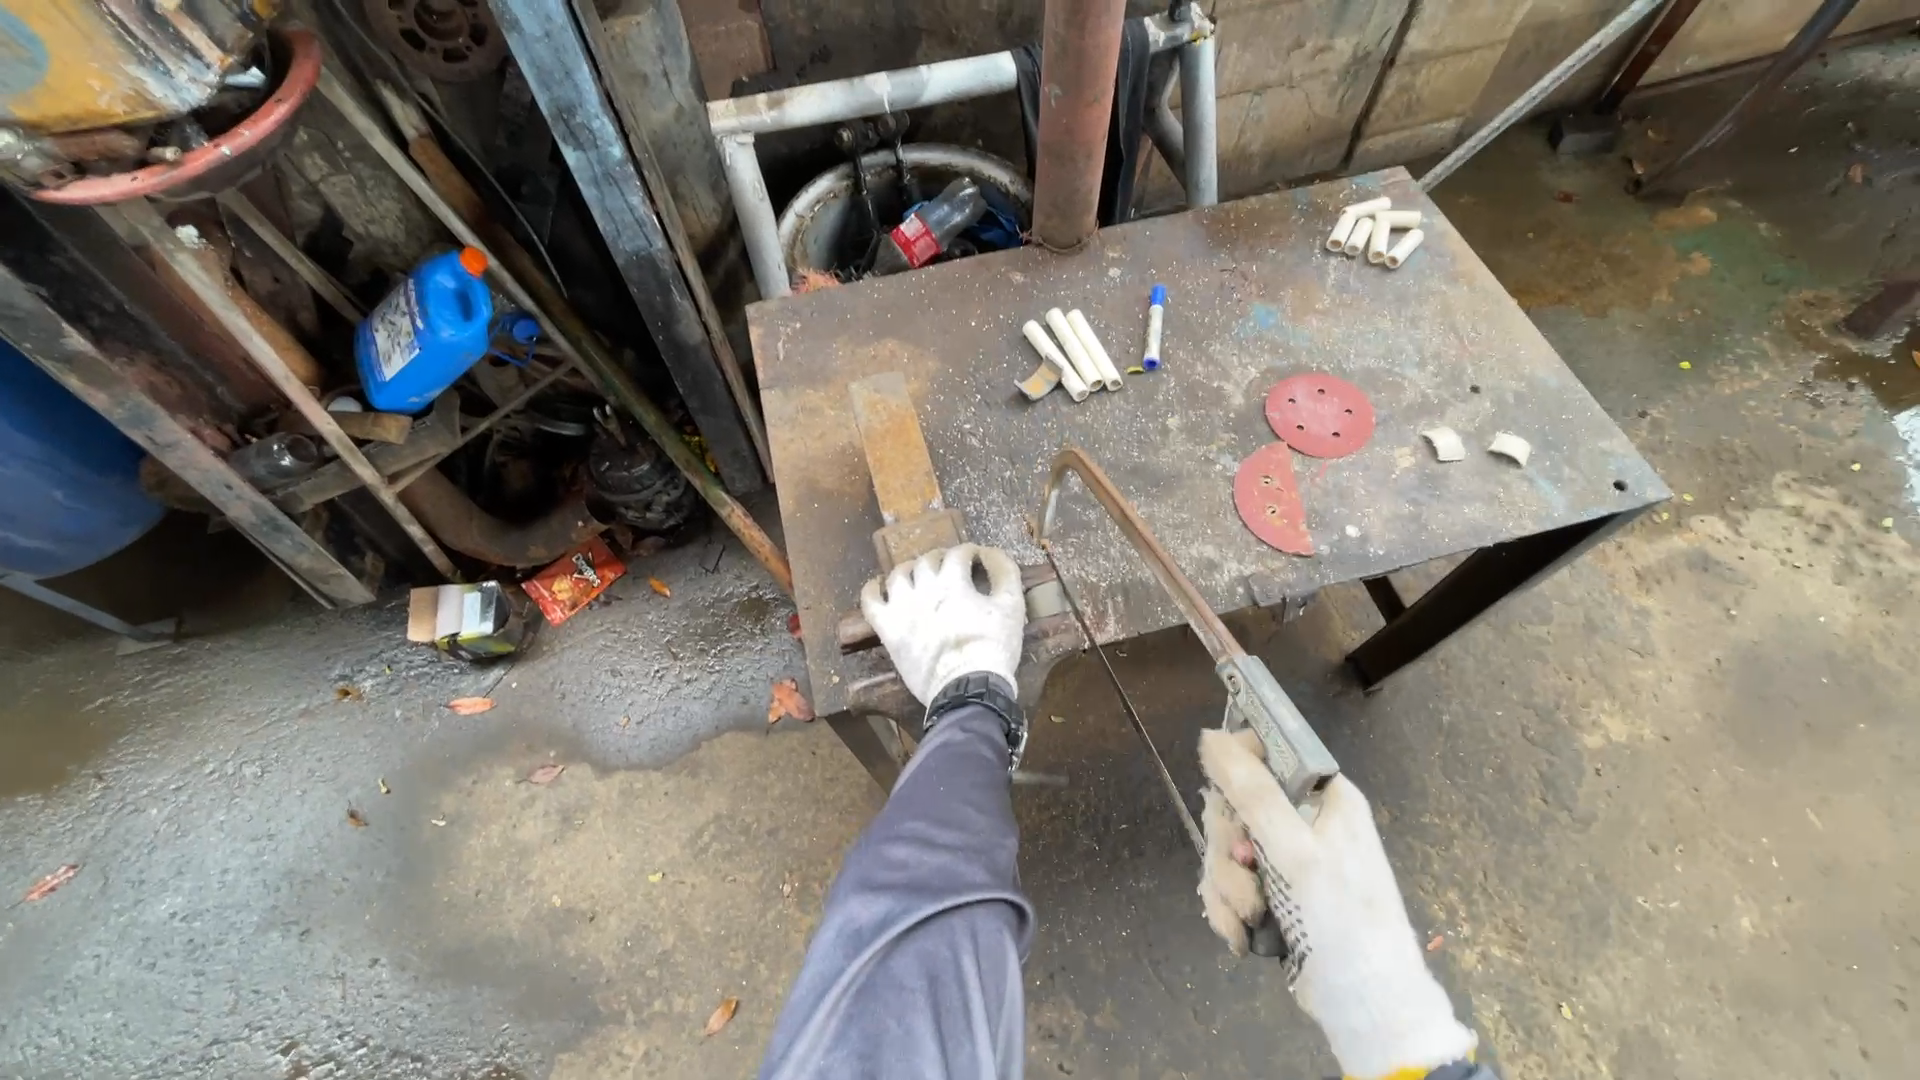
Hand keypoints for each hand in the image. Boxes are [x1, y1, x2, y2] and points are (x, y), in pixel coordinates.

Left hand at [859, 544, 1024, 704]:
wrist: (968, 688)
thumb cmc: (993, 648)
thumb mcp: (1012, 607)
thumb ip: (1005, 573)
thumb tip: (992, 553)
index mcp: (953, 580)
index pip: (959, 553)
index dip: (970, 552)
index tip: (977, 558)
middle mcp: (923, 588)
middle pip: (928, 561)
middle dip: (941, 558)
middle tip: (951, 566)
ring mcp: (901, 609)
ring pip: (898, 575)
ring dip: (910, 569)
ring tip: (918, 574)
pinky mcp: (888, 631)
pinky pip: (870, 603)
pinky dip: (872, 590)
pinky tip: (877, 586)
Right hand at [1198, 729, 1476, 1079]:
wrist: (1365, 1009)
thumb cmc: (1342, 921)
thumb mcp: (1296, 851)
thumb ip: (1253, 792)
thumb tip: (1210, 737)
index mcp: (1323, 796)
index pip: (1262, 753)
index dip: (1235, 775)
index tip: (1231, 807)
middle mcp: (1304, 818)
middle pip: (1233, 804)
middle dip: (1229, 847)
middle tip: (1246, 871)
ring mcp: (1286, 856)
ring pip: (1225, 846)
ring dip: (1227, 884)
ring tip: (1249, 916)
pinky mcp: (1272, 890)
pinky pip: (1227, 880)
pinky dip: (1228, 907)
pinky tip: (1241, 932)